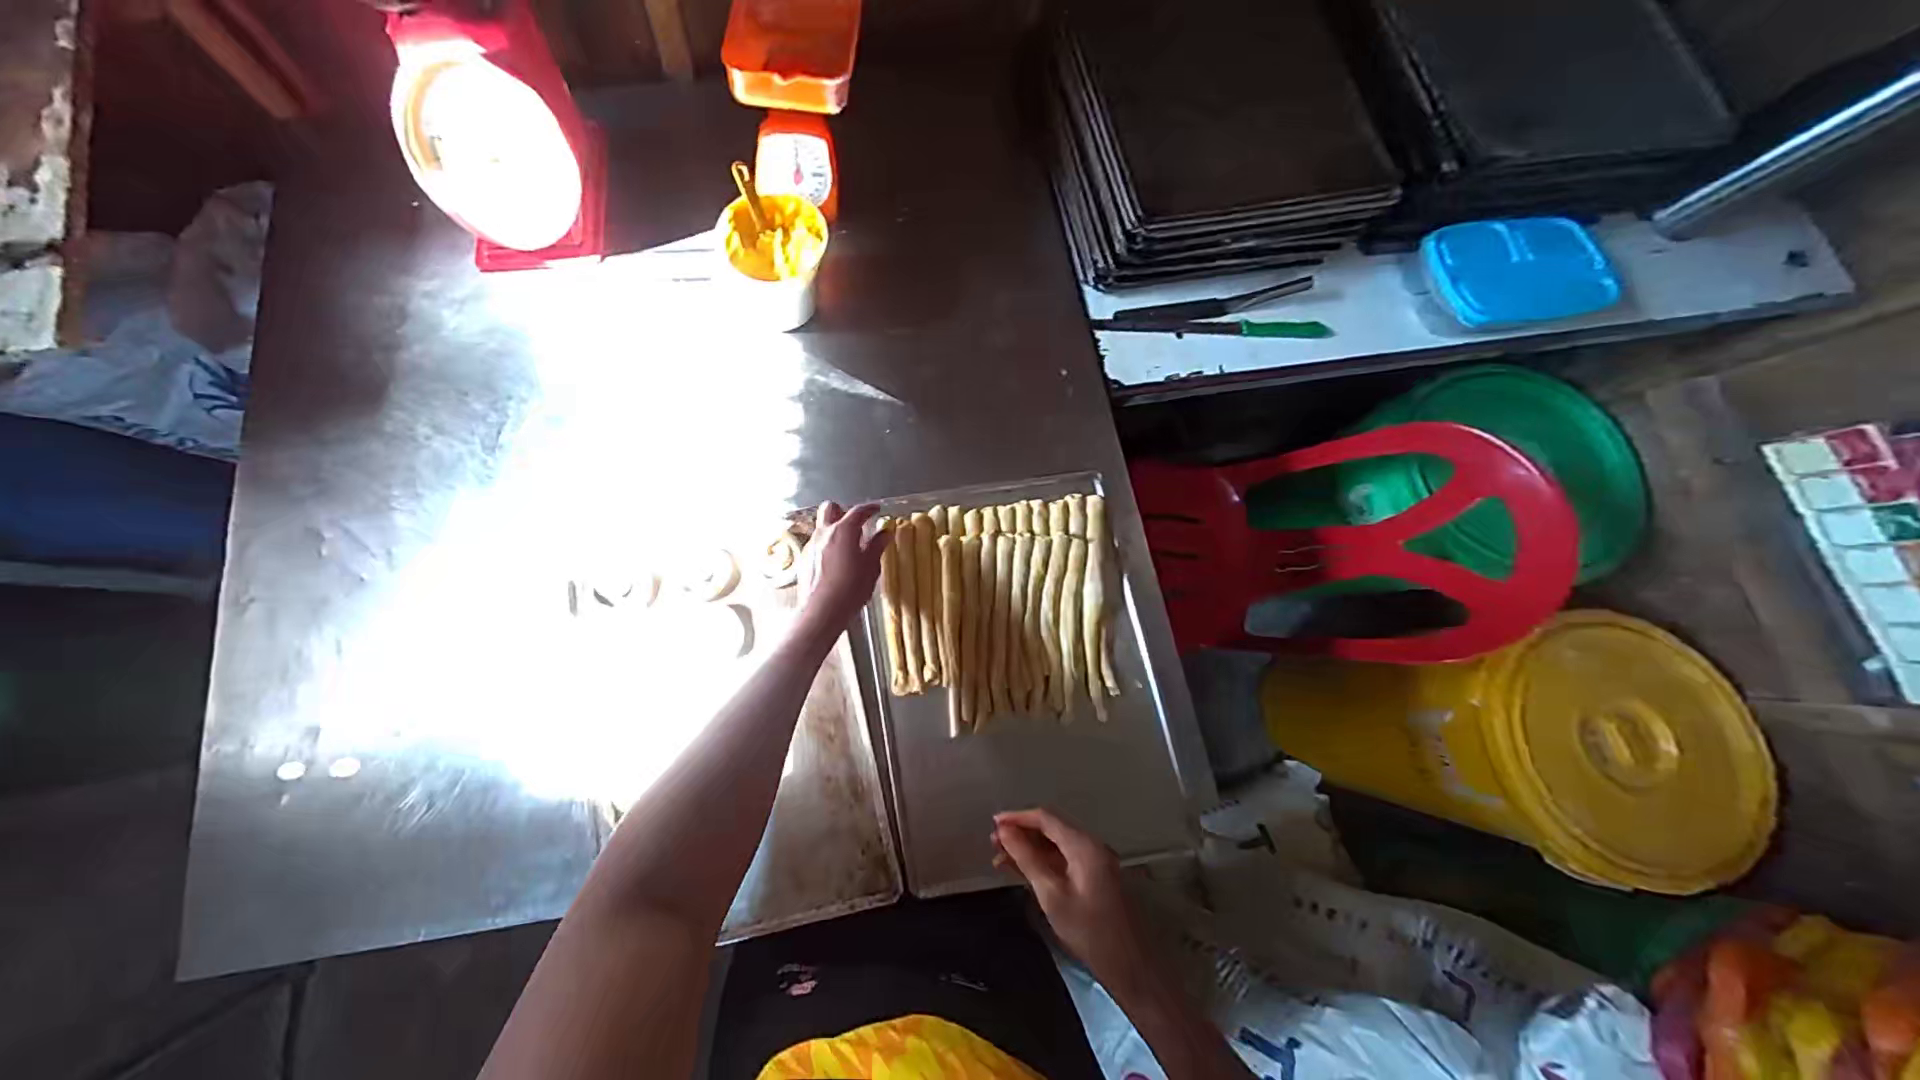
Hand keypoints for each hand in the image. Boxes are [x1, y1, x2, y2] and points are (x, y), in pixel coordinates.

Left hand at [800, 501, 886, 628]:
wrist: (821, 612)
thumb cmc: (850, 589)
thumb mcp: (870, 567)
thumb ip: (877, 546)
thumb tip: (884, 533)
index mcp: (843, 531)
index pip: (858, 511)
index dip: (869, 508)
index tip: (876, 509)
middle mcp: (824, 533)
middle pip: (830, 508)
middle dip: (843, 511)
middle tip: (856, 524)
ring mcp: (811, 546)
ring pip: (822, 527)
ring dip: (834, 529)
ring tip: (848, 546)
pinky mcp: (803, 560)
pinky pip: (817, 544)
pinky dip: (827, 546)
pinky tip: (836, 562)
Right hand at [993, 808, 1154, 991]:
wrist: (1130, 966)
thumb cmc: (1089, 931)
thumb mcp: (1051, 895)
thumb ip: (1027, 859)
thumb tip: (1005, 832)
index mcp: (1084, 845)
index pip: (1046, 818)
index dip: (1017, 817)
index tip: (993, 823)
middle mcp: (1091, 846)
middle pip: (1051, 829)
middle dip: (1021, 832)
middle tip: (994, 842)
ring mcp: (1094, 861)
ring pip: (1055, 845)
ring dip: (1029, 848)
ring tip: (1000, 857)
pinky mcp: (1093, 877)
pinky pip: (1063, 859)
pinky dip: (1041, 861)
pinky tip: (1021, 870)